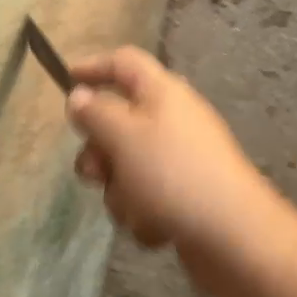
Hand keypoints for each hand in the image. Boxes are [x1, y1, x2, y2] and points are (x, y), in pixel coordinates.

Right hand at [66, 47, 271, 248]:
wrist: (231, 234)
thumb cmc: (172, 174)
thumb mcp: (123, 137)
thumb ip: (95, 113)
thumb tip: (80, 95)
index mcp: (162, 92)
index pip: (124, 63)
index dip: (94, 67)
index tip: (65, 81)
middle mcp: (173, 118)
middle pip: (119, 122)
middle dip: (101, 152)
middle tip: (97, 173)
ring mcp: (182, 158)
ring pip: (128, 166)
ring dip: (121, 191)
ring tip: (135, 209)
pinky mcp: (186, 194)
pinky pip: (148, 196)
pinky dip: (144, 213)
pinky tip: (156, 229)